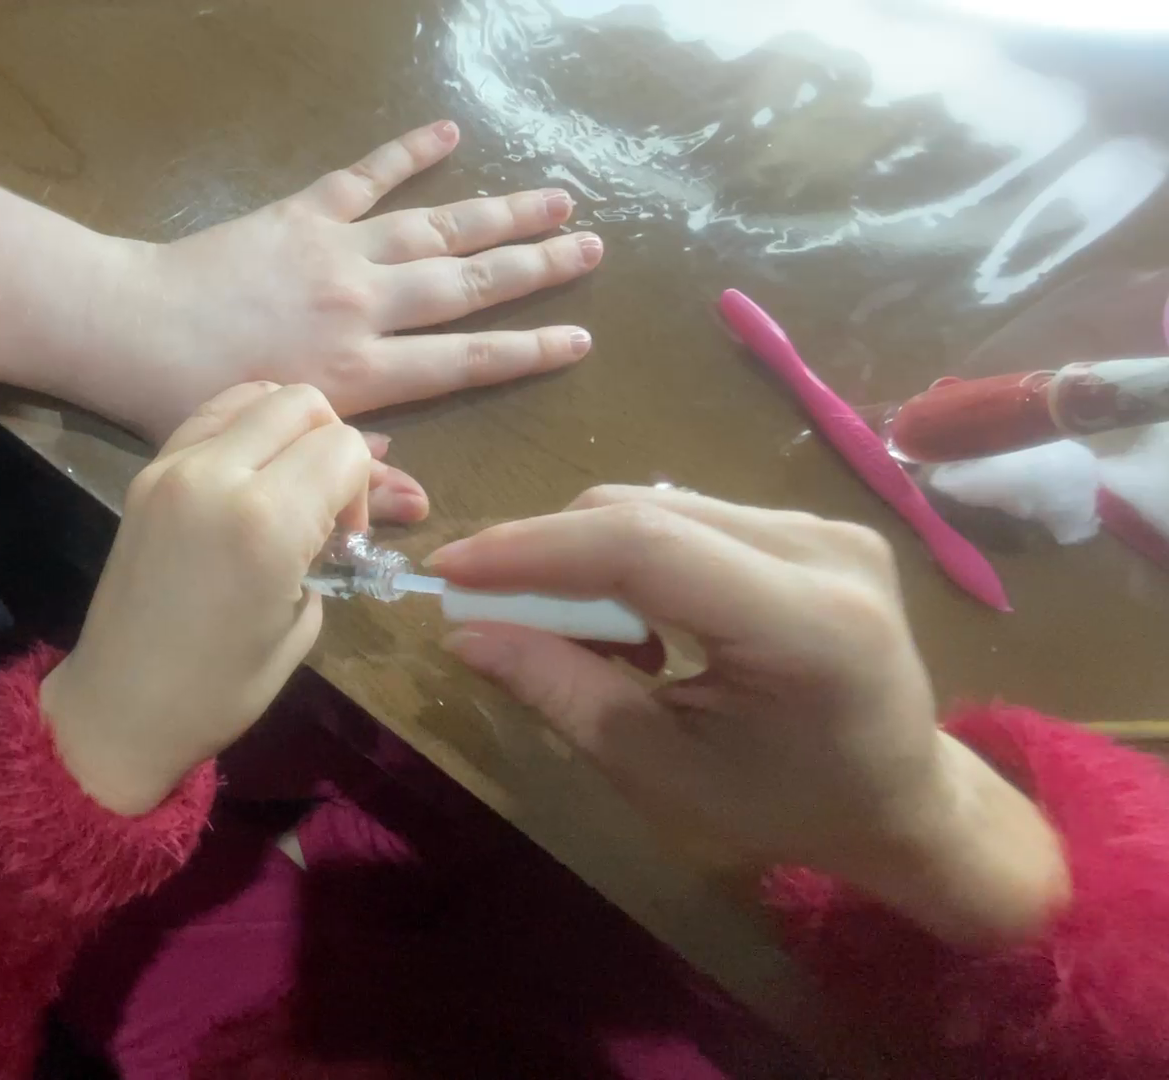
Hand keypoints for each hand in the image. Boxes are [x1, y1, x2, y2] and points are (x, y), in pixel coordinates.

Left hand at [41, 383, 369, 814]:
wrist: (120, 705)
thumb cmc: (220, 690)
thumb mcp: (300, 624)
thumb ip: (326, 549)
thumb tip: (343, 507)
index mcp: (266, 521)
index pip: (345, 447)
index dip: (362, 488)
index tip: (344, 537)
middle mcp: (217, 474)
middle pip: (302, 403)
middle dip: (332, 443)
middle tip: (324, 501)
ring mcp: (172, 466)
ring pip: (254, 395)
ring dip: (287, 425)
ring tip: (290, 478)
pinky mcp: (145, 472)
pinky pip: (207, 418)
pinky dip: (242, 426)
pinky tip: (251, 469)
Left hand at [111, 121, 600, 440]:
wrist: (132, 330)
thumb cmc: (192, 399)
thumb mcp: (273, 449)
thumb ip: (348, 473)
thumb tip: (421, 504)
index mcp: (359, 372)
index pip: (464, 361)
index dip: (527, 351)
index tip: (579, 337)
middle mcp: (364, 307)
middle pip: (466, 286)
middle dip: (534, 267)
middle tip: (594, 246)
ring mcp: (337, 252)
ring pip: (436, 228)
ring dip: (499, 212)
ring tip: (557, 195)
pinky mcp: (302, 212)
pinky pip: (366, 177)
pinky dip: (407, 153)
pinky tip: (448, 134)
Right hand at [429, 485, 1068, 943]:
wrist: (906, 801)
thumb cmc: (780, 805)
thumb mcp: (653, 768)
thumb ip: (556, 690)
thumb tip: (463, 634)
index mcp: (805, 625)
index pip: (641, 549)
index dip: (529, 549)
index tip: (446, 569)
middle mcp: (820, 550)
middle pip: (634, 514)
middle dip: (538, 554)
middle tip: (484, 607)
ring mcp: (818, 526)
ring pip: (644, 507)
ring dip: (574, 557)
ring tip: (567, 629)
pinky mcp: (800, 524)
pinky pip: (670, 516)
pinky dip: (615, 557)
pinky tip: (622, 615)